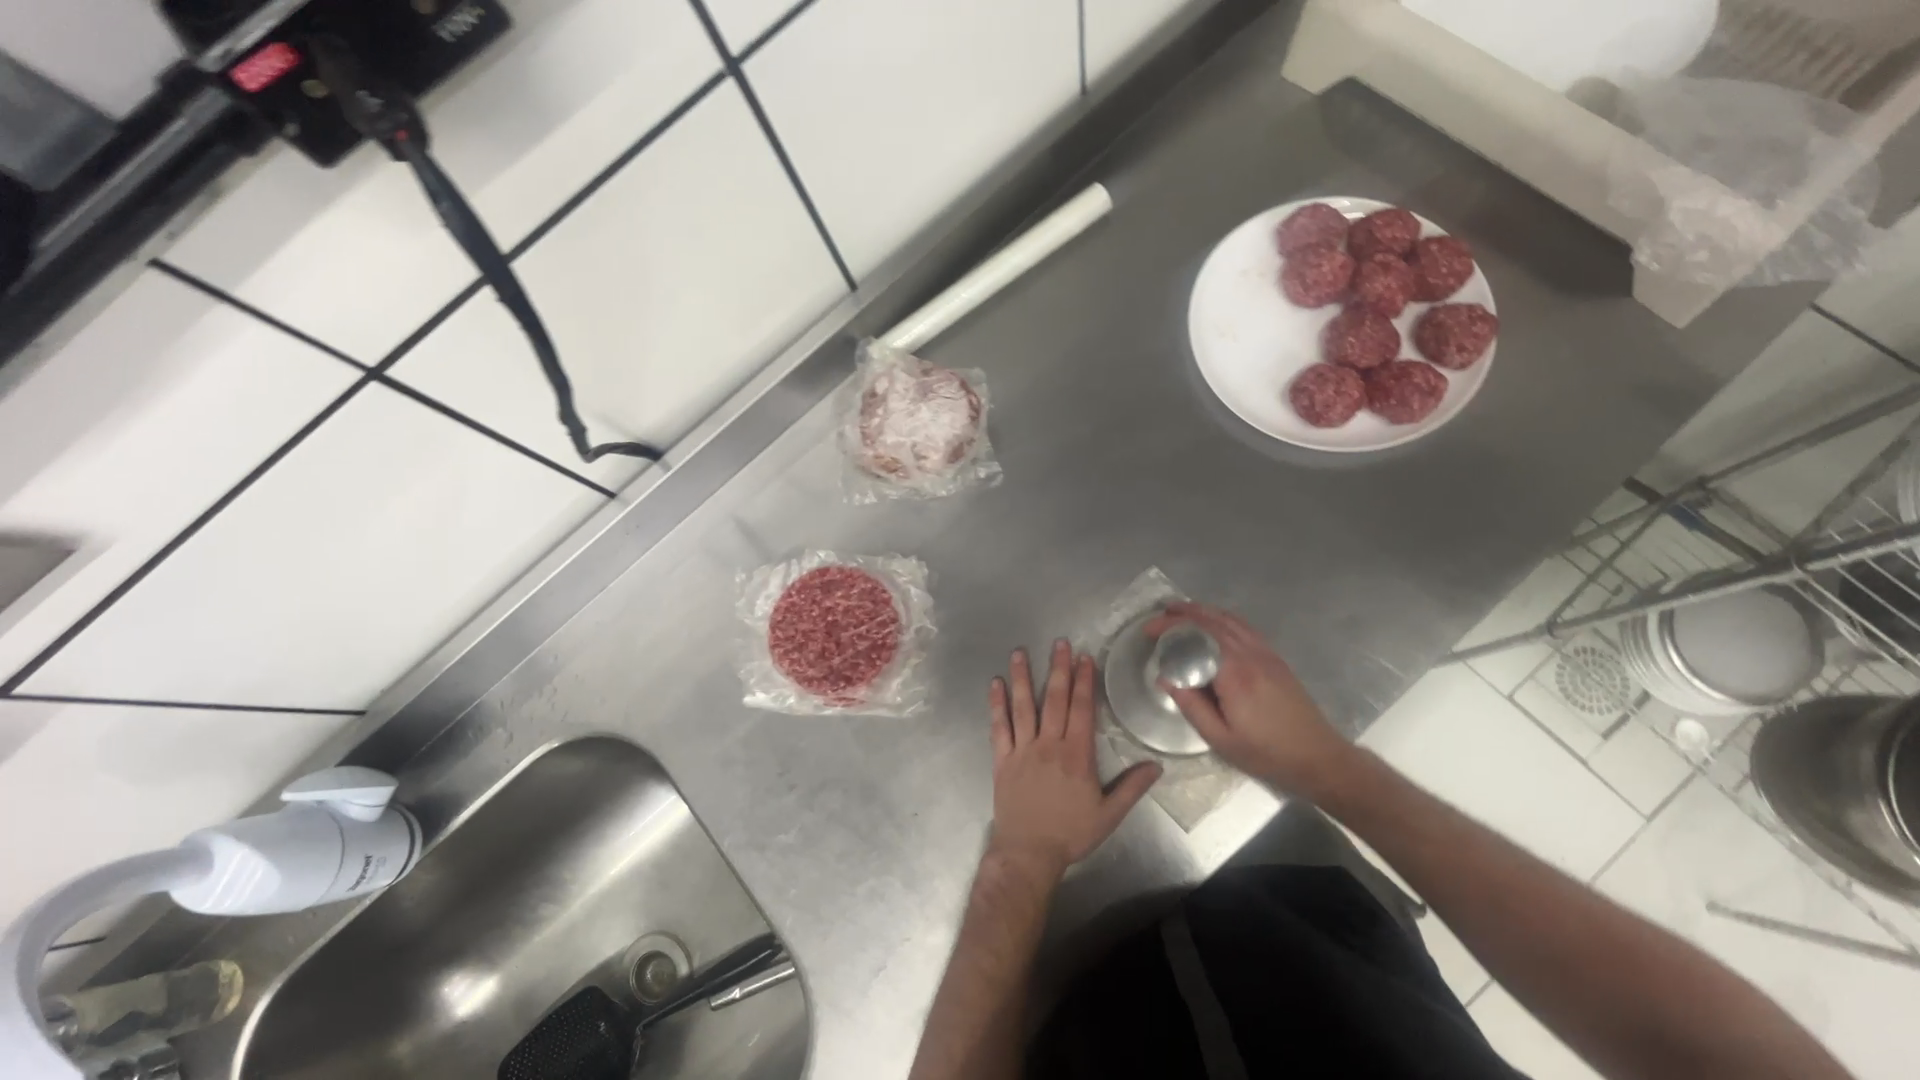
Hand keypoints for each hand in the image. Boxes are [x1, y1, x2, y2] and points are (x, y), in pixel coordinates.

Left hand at [987, 640, 1161, 875]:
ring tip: (1020, 652)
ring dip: (1023, 677)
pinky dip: (997, 705)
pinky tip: (995, 685)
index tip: (1084, 658)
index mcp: (1076, 755)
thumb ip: (1132, 788)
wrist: (1028, 852)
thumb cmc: (1071, 833)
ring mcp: (1022, 750)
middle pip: (1055, 700)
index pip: (1082, 709)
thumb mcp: (1109, 814)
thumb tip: (1157, 766)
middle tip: (1060, 643)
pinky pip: (999, 727)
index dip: (1084, 682)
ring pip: (1023, 706)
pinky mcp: (1002, 760)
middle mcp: (1049, 745)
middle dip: (1059, 669)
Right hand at [1145, 603, 1354, 797]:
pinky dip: (1223, 618)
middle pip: (1212, 622)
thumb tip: (1166, 677)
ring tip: (1180, 611)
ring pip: (1230, 620)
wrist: (1317, 756)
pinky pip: (1245, 628)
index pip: (1195, 638)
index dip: (1170, 629)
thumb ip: (1191, 705)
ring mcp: (1266, 653)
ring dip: (1203, 611)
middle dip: (1183, 614)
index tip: (1148, 631)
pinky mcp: (1275, 658)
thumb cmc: (1266, 753)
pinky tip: (1213, 622)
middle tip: (1158, 616)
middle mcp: (1251, 655)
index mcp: (1234, 675)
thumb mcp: (1220, 738)